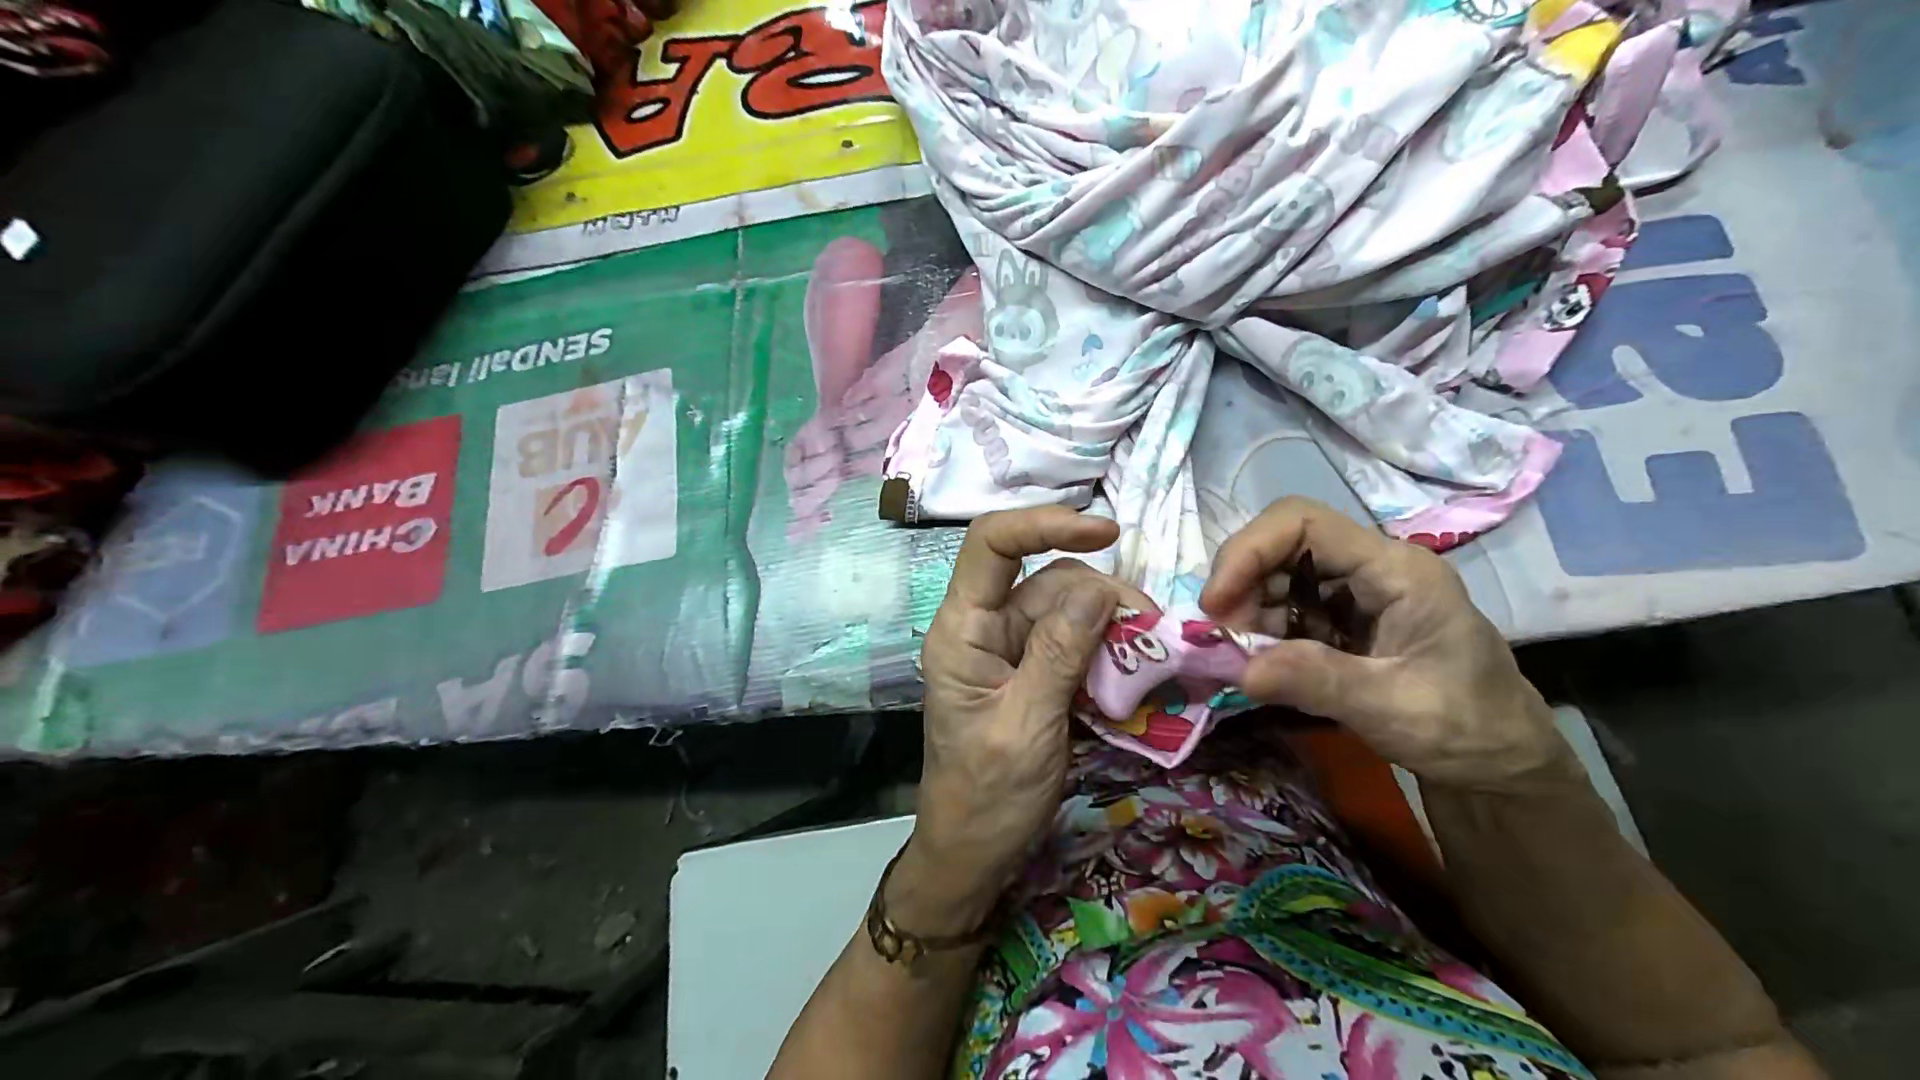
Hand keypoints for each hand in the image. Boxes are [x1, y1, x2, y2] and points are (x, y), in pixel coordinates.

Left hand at [901, 507, 1151, 932]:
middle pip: (1047, 579)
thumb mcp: (1027, 725)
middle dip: (1102, 598)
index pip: (991, 544)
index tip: (1108, 532)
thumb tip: (1099, 589)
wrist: (975, 855)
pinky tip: (1135, 674)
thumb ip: (1060, 653)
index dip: (1045, 523)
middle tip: (1153, 637)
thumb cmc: (988, 796)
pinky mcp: (1034, 673)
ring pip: (1070, 610)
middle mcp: (984, 628)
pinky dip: (1107, 652)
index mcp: (962, 630)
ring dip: (1112, 628)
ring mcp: (1010, 650)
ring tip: (1150, 662)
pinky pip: (1076, 642)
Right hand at [1200, 497, 1574, 792]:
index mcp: (1395, 570)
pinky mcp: (1342, 618)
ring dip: (1246, 607)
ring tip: (1236, 650)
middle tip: (1219, 632)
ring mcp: (1355, 592)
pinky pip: (1286, 607)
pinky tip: (1255, 658)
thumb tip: (1241, 671)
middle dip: (1241, 581)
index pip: (1304, 523)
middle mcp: (1371, 568)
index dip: (1249, 550)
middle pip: (1283, 544)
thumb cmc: (1466, 729)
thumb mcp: (1394, 709)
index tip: (1216, 603)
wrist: (1501, 765)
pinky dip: (1260, 628)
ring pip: (1278, 575)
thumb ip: (1319, 681)